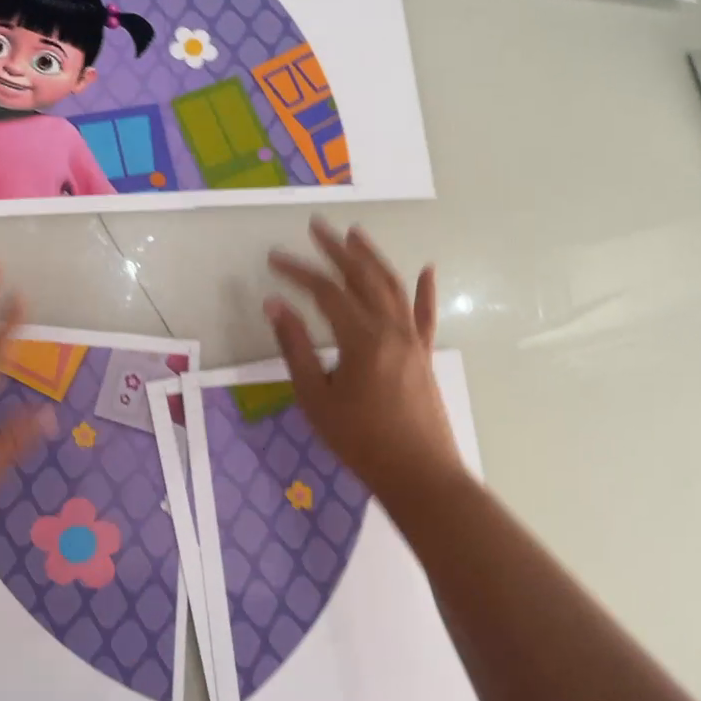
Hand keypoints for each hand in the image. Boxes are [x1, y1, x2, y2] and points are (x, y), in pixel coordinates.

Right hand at [265, 218, 463, 502]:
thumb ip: (296, 348)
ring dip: (373, 258)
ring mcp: (412, 339)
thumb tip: (275, 304)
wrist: (419, 474)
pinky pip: (426, 314)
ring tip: (355, 234)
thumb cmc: (359, 440)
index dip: (298, 271)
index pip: (324, 291)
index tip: (273, 258)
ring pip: (393, 286)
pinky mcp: (424, 353)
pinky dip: (425, 289)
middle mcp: (390, 329)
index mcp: (361, 338)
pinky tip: (426, 269)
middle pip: (362, 277)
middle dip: (337, 249)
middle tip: (316, 226)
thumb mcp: (316, 397)